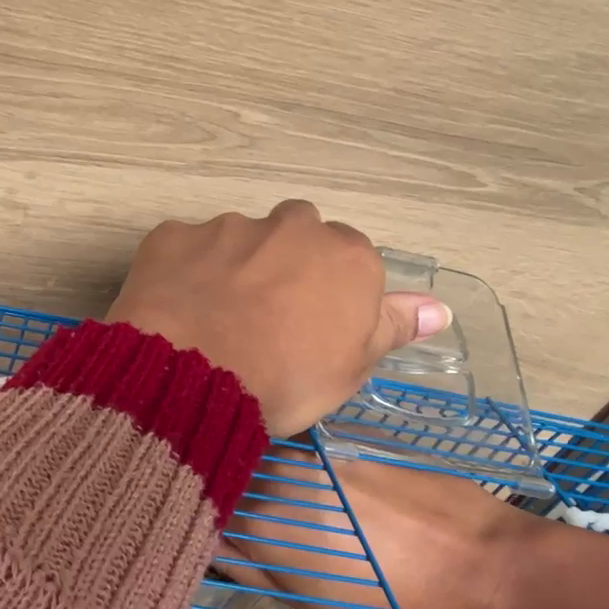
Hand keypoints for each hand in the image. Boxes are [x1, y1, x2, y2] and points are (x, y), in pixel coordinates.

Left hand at [106, 202, 450, 435]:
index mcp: (346, 256)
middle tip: (261, 314)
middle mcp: (290, 227)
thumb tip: (437, 308)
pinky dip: (180, 271)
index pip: (349, 259)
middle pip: (294, 233)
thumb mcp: (350, 368)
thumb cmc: (283, 381)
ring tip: (210, 316)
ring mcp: (225, 227)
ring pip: (236, 238)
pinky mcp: (171, 235)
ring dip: (230, 265)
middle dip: (282, 263)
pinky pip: (181, 248)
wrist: (189, 376)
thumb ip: (390, 328)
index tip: (308, 325)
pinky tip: (171, 306)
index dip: (327, 291)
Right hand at [214, 450, 539, 608]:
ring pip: (265, 465)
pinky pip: (303, 457)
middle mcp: (273, 476)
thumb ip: (247, 568)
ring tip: (290, 512)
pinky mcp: (344, 444)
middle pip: (230, 481)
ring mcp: (310, 455)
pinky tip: (330, 499)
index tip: (202, 530)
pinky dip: (303, 475)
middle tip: (250, 526)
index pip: (205, 510)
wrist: (483, 566)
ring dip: (266, 484)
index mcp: (257, 519)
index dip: (200, 518)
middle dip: (229, 497)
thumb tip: (210, 544)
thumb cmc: (391, 600)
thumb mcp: (308, 599)